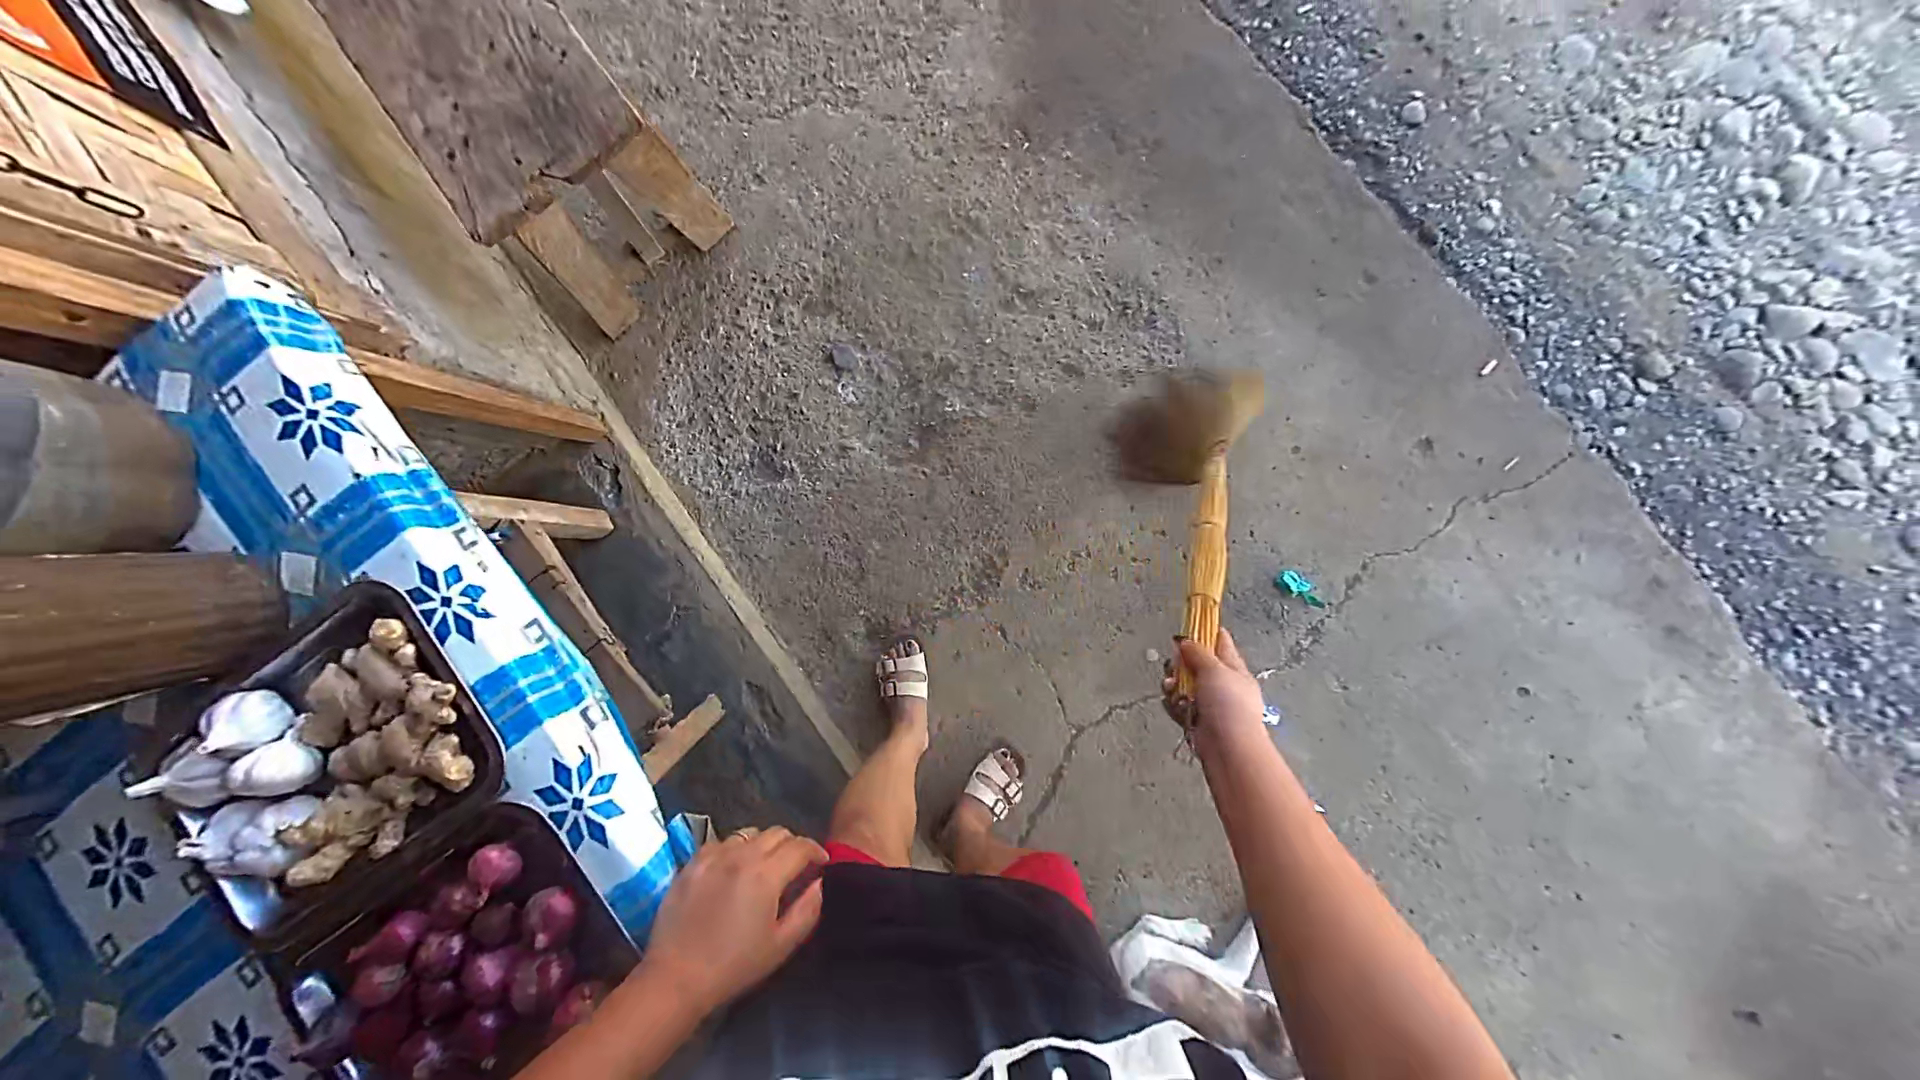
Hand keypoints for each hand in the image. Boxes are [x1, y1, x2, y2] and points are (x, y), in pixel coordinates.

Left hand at [635, 826, 826, 1013]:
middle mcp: (741, 855)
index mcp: (765, 874)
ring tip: (763, 866)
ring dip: (764, 844)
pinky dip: (734, 849)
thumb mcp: (780, 945)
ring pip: (749, 833)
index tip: (821, 863)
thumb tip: (819, 883)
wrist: (675, 979)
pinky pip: (721, 842)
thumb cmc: (733, 966)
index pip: (800, 846)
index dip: (816, 851)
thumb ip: (808, 910)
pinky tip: (732, 868)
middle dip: (793, 845)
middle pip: (777, 833)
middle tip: (795, 867)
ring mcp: (713, 856)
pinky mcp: (692, 863)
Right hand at [1162, 628, 1265, 736]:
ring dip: (1173, 684)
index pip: (1220, 642)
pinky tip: (1174, 705)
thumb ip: (1198, 652)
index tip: (1188, 626)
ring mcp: (1209, 703)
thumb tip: (1186, 640)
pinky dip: (1173, 703)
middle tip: (1174, 665)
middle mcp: (1222, 684)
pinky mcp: (1196, 719)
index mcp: (1233, 668)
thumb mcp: (1214, 669)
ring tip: (1171, 688)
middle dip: (1180, 663)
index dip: (1205, 631)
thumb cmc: (1228, 704)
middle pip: (1195, 663)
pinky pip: (1178, 704)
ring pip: (1183, 684)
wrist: (1228, 747)